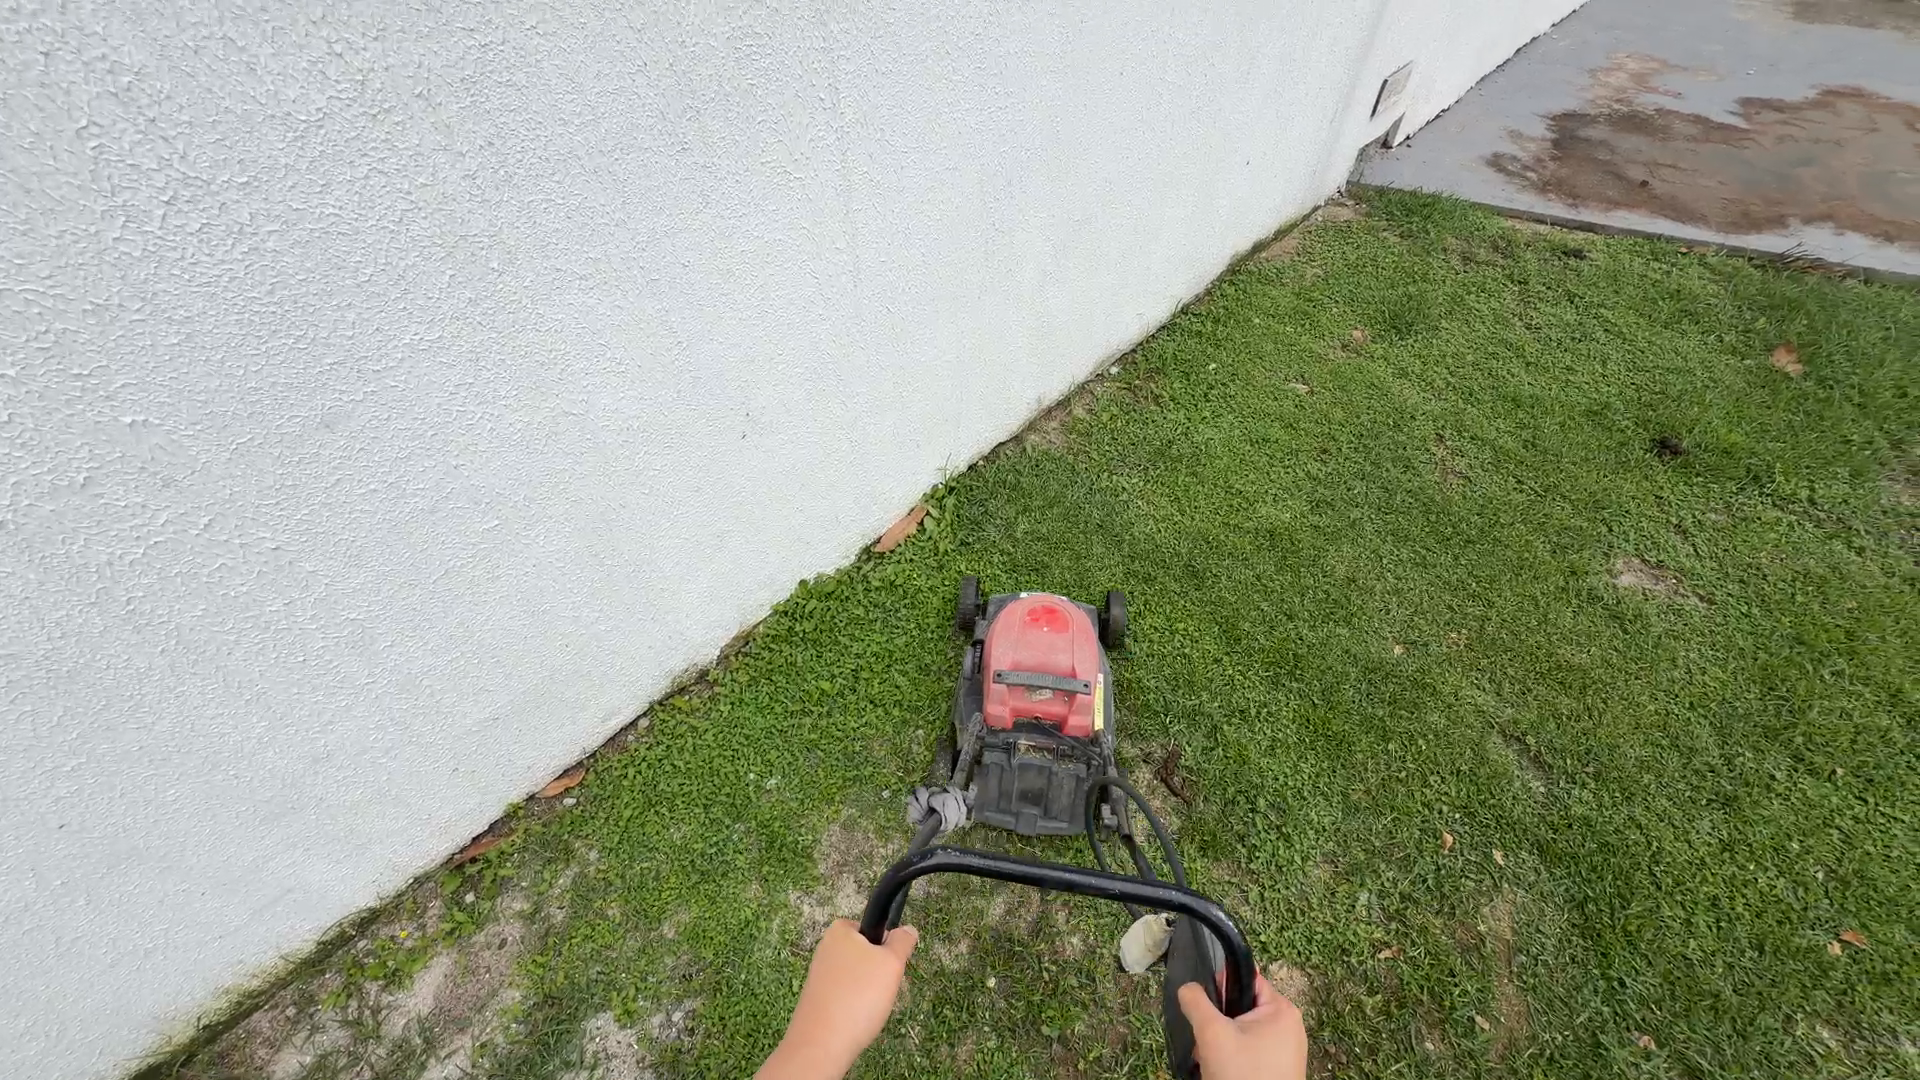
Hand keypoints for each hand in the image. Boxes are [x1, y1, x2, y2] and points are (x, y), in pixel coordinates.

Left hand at [757, 919, 918, 1079]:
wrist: (820, 1046)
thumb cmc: (858, 996)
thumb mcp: (892, 963)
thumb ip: (903, 942)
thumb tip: (908, 929)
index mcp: (839, 930)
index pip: (872, 928)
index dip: (885, 946)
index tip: (889, 966)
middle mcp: (826, 948)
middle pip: (865, 954)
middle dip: (878, 973)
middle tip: (881, 990)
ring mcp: (819, 975)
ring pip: (857, 978)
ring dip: (867, 993)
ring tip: (869, 1010)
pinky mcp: (816, 999)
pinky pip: (845, 996)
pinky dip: (854, 1007)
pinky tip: (856, 1021)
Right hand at [1176, 972, 1307, 1079]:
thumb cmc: (1242, 1075)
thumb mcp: (1211, 1032)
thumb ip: (1195, 1000)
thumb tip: (1187, 987)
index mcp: (1282, 1009)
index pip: (1244, 978)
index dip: (1221, 986)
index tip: (1206, 1007)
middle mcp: (1290, 1027)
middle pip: (1241, 1006)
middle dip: (1218, 1020)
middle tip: (1206, 1039)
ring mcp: (1286, 1051)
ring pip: (1242, 1030)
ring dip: (1222, 1040)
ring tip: (1213, 1058)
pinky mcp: (1280, 1070)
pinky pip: (1250, 1050)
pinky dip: (1233, 1056)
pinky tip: (1222, 1070)